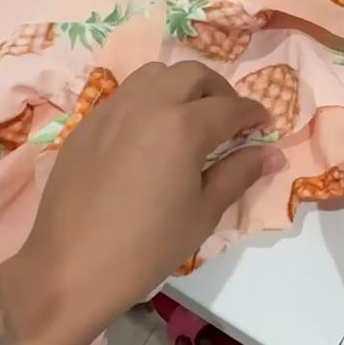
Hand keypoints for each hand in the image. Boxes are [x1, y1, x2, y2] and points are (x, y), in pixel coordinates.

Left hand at [8, 61, 276, 330]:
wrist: (71, 269)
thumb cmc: (148, 246)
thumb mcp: (204, 212)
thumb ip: (239, 174)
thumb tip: (272, 154)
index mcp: (184, 126)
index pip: (231, 107)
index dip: (254, 114)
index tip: (265, 126)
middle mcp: (148, 104)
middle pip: (193, 75)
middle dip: (220, 91)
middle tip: (230, 120)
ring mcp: (112, 110)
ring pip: (155, 75)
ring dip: (181, 87)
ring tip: (190, 118)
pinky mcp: (86, 124)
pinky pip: (125, 95)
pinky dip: (149, 101)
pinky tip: (150, 135)